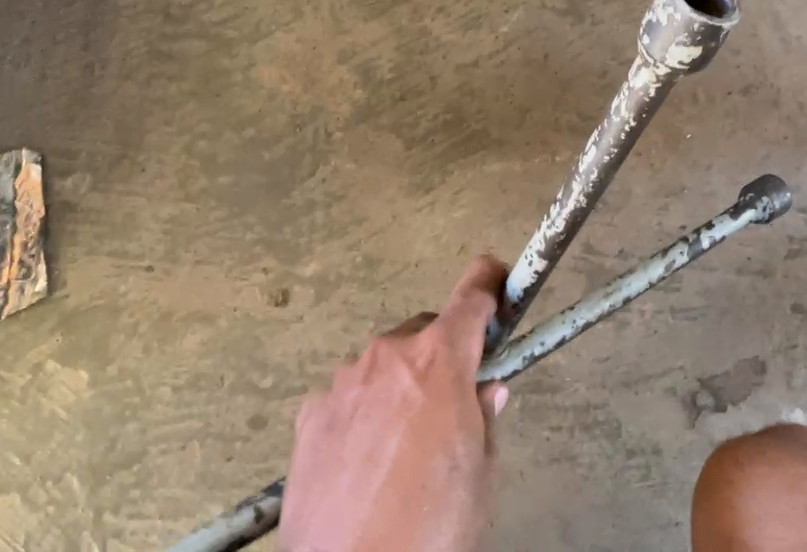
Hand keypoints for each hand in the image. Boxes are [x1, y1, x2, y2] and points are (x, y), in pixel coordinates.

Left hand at [280, 255, 511, 551]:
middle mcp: (389, 356)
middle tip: (452, 404)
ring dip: (399, 386)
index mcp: (441, 361)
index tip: (496, 279)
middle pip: (425, 333)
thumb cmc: (428, 527)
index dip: (489, 283)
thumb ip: (484, 418)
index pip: (472, 297)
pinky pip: (347, 394)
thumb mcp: (480, 473)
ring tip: (403, 447)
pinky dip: (361, 411)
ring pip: (383, 364)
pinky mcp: (310, 413)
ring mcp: (344, 382)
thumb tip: (484, 393)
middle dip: (441, 356)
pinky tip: (366, 459)